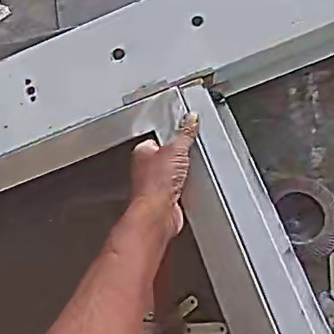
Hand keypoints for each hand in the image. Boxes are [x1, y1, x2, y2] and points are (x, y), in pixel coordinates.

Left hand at [129, 114, 198, 237]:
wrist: (158, 214)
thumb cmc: (155, 184)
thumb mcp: (177, 149)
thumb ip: (185, 134)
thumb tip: (191, 119)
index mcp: (142, 151)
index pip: (159, 138)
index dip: (174, 137)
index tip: (186, 135)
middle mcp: (144, 168)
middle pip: (168, 156)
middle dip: (179, 158)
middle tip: (187, 157)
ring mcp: (154, 185)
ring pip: (173, 174)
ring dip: (182, 175)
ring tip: (185, 175)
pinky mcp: (164, 199)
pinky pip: (178, 188)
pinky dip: (184, 188)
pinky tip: (185, 188)